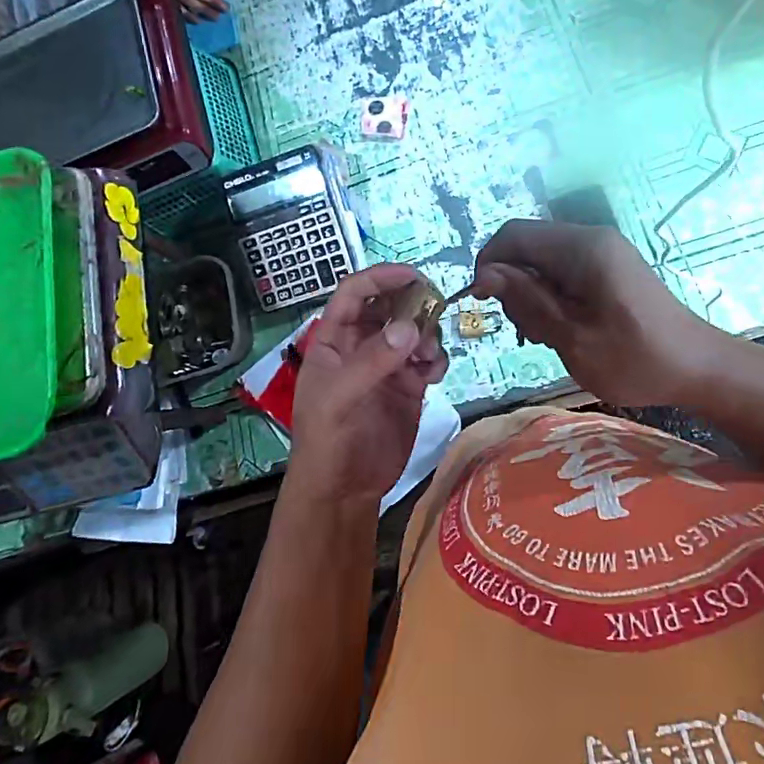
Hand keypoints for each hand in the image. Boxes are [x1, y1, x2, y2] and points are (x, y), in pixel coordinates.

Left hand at [288, 264, 447, 501]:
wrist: (344, 488)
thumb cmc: (328, 439)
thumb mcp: (340, 397)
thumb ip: (373, 361)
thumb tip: (411, 328)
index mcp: (334, 340)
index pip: (355, 294)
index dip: (380, 279)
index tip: (412, 275)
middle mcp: (361, 347)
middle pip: (390, 307)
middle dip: (412, 305)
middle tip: (433, 311)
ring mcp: (387, 366)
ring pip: (413, 332)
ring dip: (427, 335)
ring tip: (429, 357)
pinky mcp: (408, 387)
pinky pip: (427, 360)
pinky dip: (436, 359)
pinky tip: (434, 374)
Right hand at [471, 221, 721, 406]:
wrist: (698, 369)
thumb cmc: (636, 359)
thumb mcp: (573, 337)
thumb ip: (528, 301)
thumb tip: (484, 274)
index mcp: (583, 248)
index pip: (513, 235)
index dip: (489, 266)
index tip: (486, 307)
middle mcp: (591, 238)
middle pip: (527, 247)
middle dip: (513, 286)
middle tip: (530, 332)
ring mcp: (602, 252)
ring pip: (542, 262)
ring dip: (532, 296)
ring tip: (548, 336)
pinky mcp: (609, 268)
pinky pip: (564, 272)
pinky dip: (552, 298)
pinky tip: (563, 329)